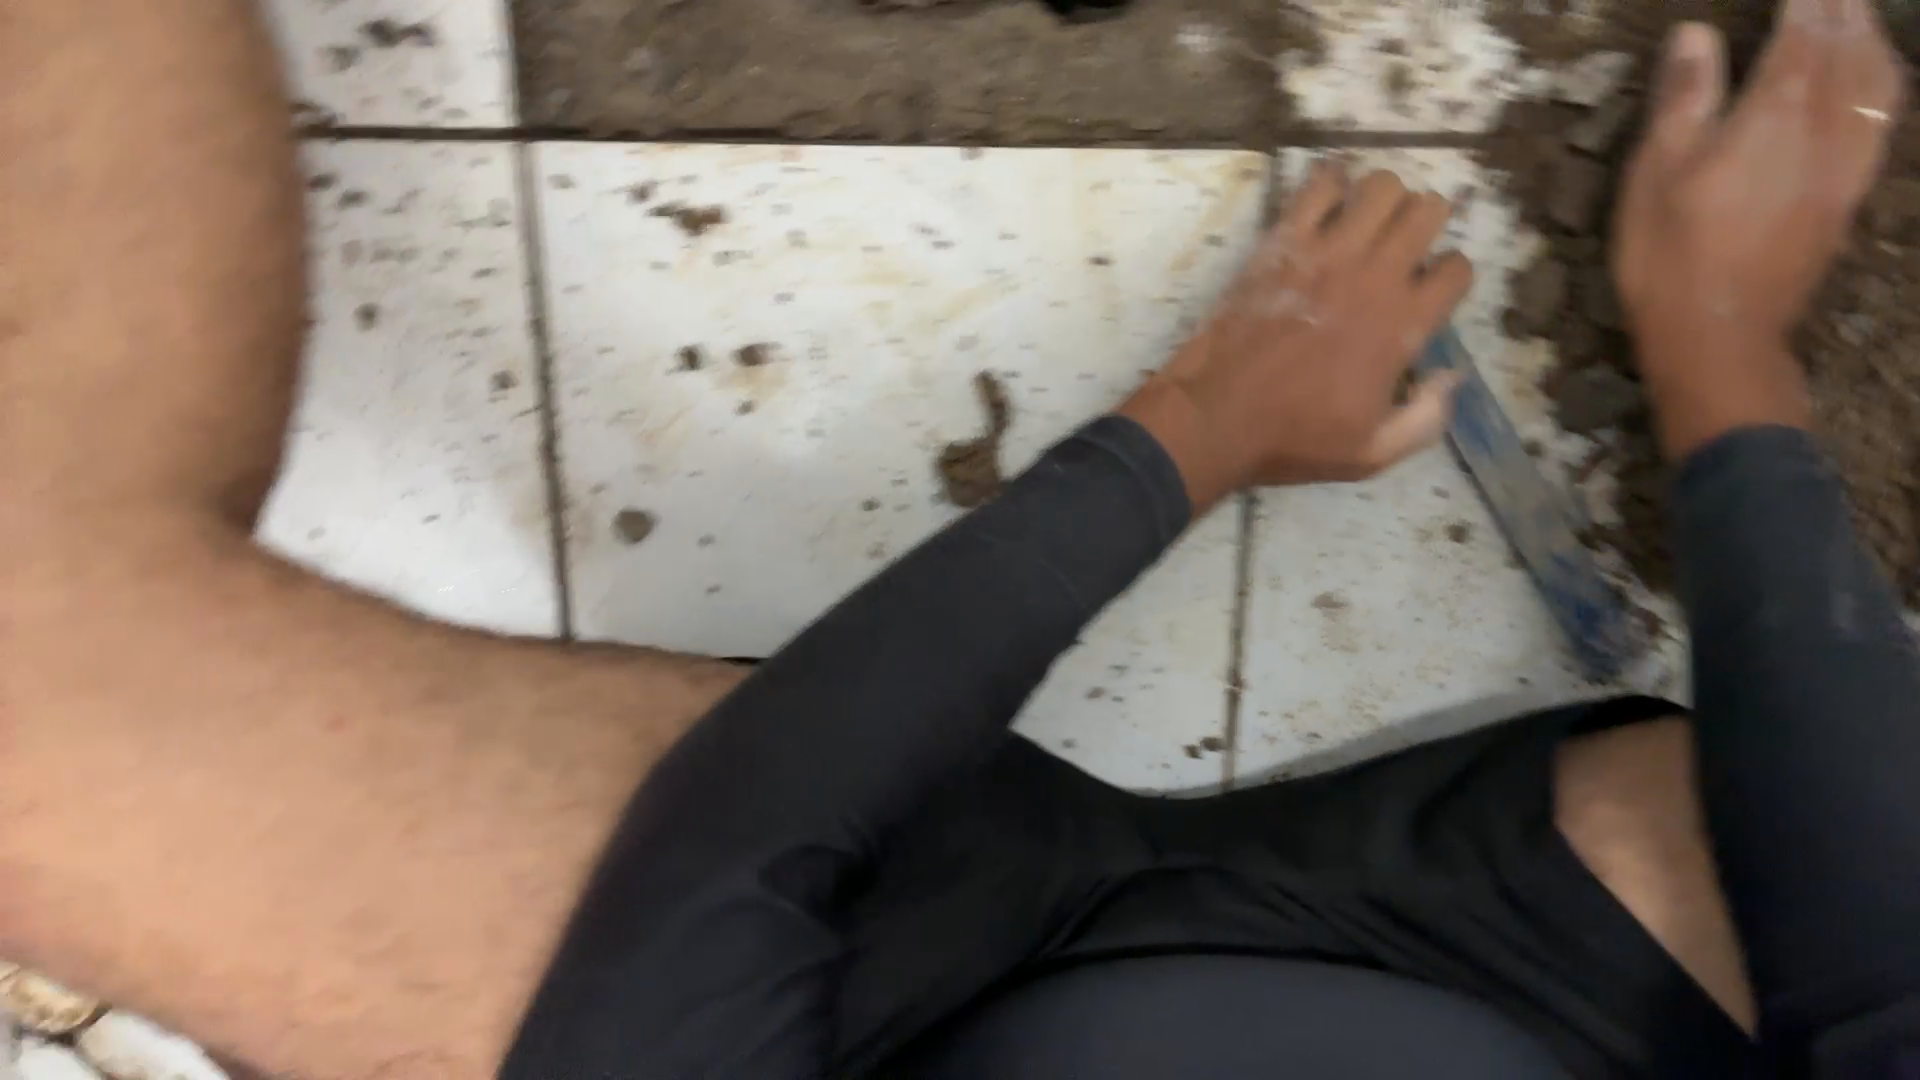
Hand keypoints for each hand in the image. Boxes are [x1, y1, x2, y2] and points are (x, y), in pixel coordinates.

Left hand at [1119, 162, 1474, 513]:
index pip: (1457, 269)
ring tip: (1362, 223)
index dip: (1446, 278)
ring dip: (1381, 198)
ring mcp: (1325, 255)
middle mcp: (1374, 277)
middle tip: (1396, 249)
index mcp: (1403, 325)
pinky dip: (1329, 182)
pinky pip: (1317, 186)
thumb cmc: (1290, 440)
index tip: (1423, 294)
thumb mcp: (1371, 453)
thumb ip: (1426, 418)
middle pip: (1428, 211)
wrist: (1214, 418)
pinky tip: (1324, 202)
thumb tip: (1451, 377)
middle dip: (1423, 224)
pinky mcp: (1279, 245)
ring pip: (1381, 186)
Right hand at [1613, 1, 1904, 458]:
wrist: (1717, 328)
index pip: (1801, 32)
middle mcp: (1827, 122)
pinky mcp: (1852, 190)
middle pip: (1848, 46)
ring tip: (1857, 18)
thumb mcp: (1654, 175)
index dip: (1803, 1)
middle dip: (1841, 10)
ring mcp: (1849, 158)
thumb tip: (1695, 33)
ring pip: (1877, 76)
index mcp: (1773, 112)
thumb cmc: (1667, 253)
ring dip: (1870, 38)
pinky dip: (1882, 81)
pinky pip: (1884, 115)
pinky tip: (1873, 81)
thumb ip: (1682, 100)